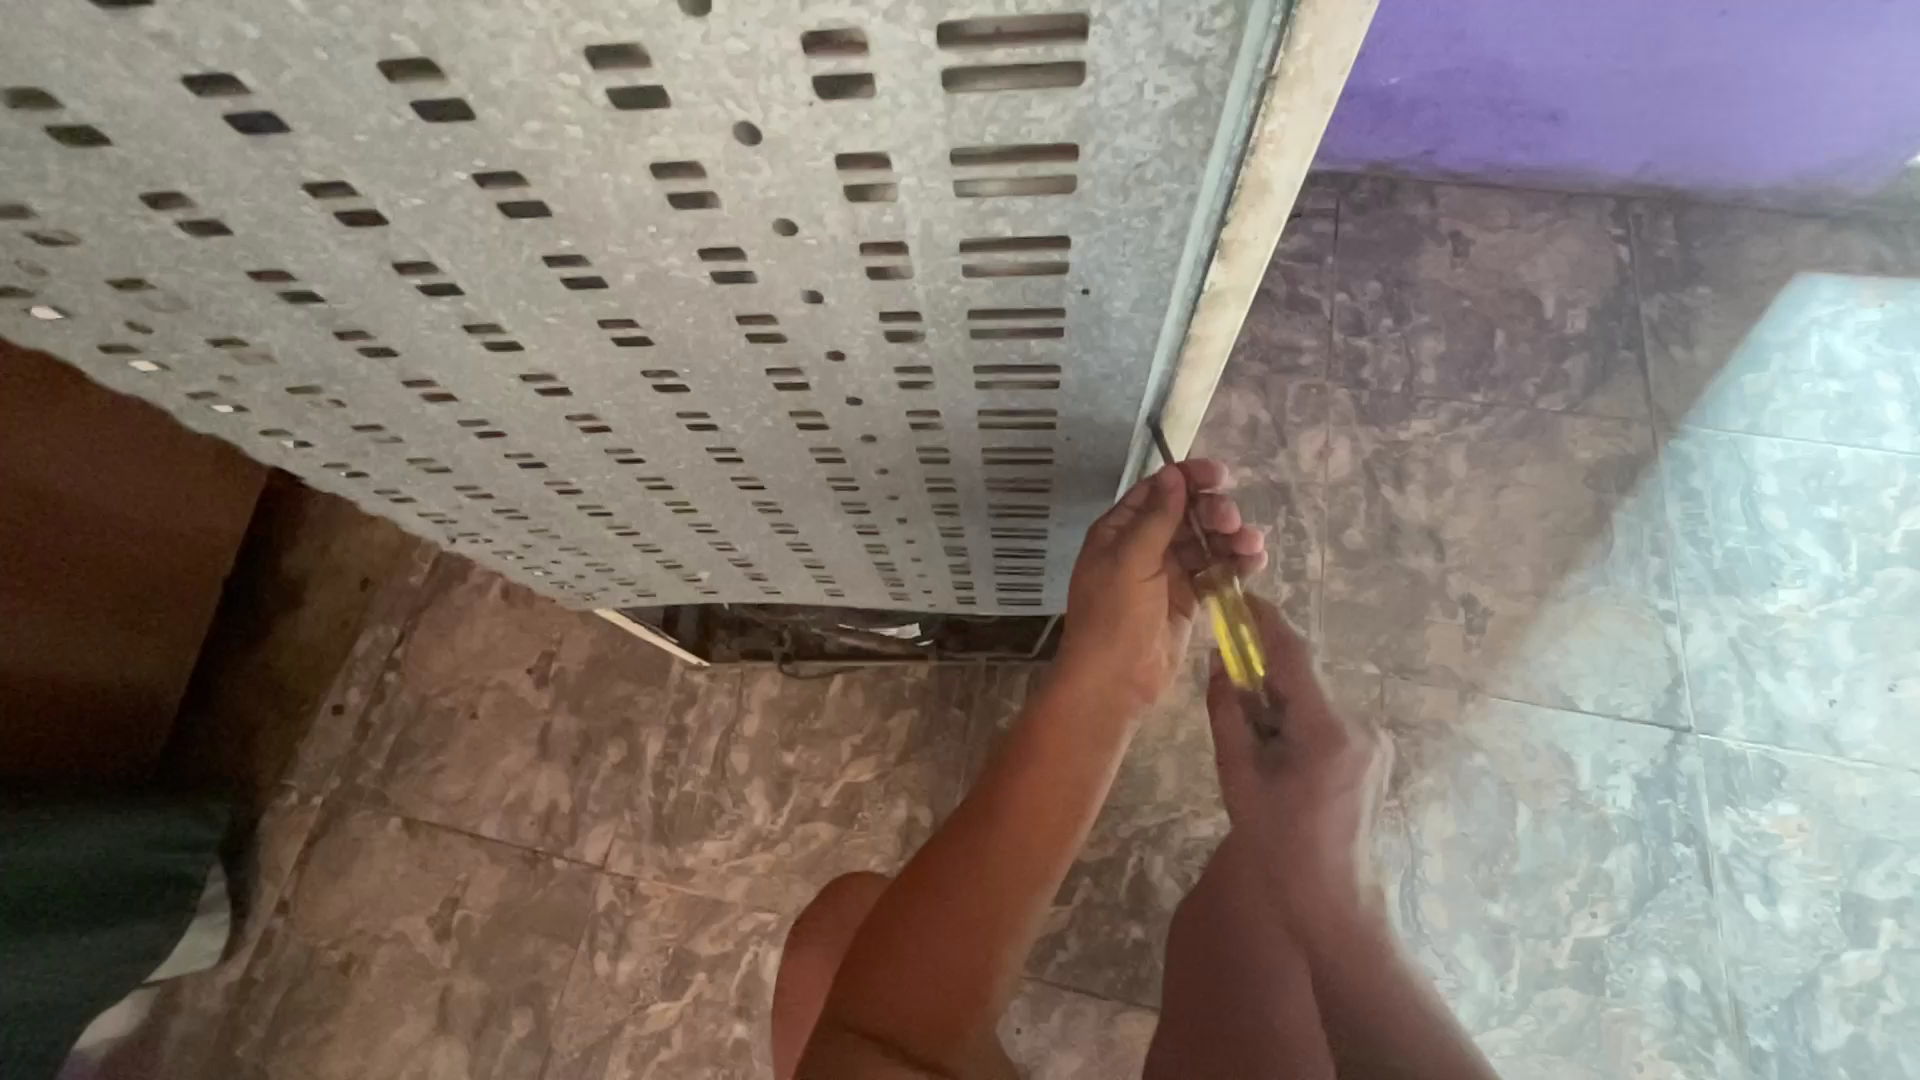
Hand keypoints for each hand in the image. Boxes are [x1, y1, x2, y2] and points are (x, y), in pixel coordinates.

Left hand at [1055, 461, 1266, 714]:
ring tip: (1251, 546)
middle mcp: (1143, 546)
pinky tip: (1254, 562)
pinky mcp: (1188, 598)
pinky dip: (1234, 564)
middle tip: (1231, 522)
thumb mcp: (1130, 560)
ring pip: (1205, 542)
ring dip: (1231, 538)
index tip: (1220, 475)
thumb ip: (1156, 518)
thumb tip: (1174, 474)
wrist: (1114, 680)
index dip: (1188, 478)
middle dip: (1213, 511)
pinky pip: (1215, 571)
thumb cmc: (1114, 616)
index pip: (1157, 491)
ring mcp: (1167, 573)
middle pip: (1186, 514)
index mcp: (1119, 531)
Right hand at [1205, 597, 1393, 929]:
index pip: (1293, 656)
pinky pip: (1326, 720)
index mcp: (1328, 731)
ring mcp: (1374, 741)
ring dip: (1278, 704)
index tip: (1240, 597)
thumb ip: (1227, 713)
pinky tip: (1278, 758)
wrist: (1333, 903)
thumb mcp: (1238, 776)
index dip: (1265, 622)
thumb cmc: (1278, 844)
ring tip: (1252, 744)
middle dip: (1262, 676)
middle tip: (1227, 691)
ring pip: (1313, 701)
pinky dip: (1295, 722)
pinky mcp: (1375, 755)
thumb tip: (1220, 664)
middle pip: (1302, 679)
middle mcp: (1361, 726)